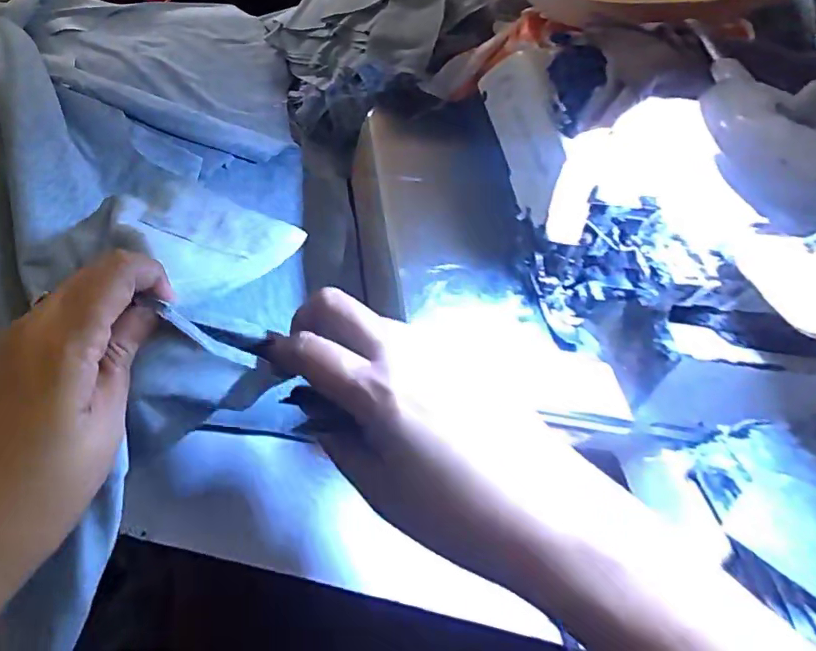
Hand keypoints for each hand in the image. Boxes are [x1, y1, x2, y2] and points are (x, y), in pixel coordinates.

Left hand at [0, 251, 171, 650]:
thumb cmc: (46, 490)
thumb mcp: (103, 425)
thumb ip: (122, 355)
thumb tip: (144, 312)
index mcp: (63, 339)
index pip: (114, 270)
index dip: (149, 273)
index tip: (168, 307)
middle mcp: (30, 324)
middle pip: (90, 272)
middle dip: (129, 282)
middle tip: (151, 322)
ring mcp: (6, 338)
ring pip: (66, 291)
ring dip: (103, 298)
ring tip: (123, 340)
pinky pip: (45, 315)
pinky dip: (77, 316)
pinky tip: (85, 356)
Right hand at [267, 287, 804, 650]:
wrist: (546, 510)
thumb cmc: (453, 514)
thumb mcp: (379, 491)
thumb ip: (337, 442)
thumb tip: (315, 414)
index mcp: (373, 388)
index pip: (307, 347)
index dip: (278, 351)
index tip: (269, 361)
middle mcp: (398, 350)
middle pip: (334, 302)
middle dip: (306, 320)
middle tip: (305, 359)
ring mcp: (430, 344)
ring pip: (370, 316)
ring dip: (346, 335)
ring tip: (354, 387)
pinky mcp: (457, 351)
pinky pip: (402, 335)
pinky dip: (381, 349)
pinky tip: (400, 396)